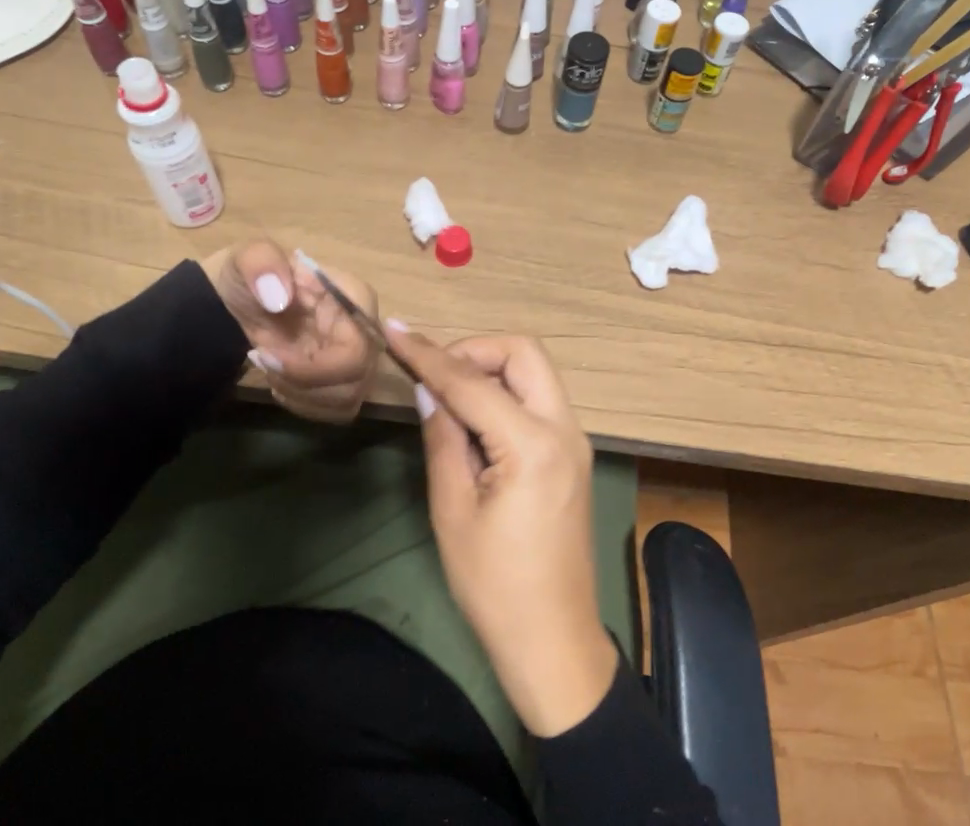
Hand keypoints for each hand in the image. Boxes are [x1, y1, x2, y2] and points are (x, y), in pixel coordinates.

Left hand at [202, 242, 378, 422]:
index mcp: (353, 296)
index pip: (358, 346)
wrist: (240, 299)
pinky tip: (282, 384)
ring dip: (302, 395)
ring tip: (270, 370)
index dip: (316, 365)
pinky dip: (305, 406)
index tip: (268, 355)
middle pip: (356, 377)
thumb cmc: (252, 276)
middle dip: (303, 382)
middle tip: (263, 360)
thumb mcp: (249, 256)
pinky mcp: (347, 379)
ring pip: (349, 398)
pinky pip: (339, 409)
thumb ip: (263, 263)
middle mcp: (366, 328)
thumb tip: (281, 298)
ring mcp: (360, 356)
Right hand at [384, 325, 616, 737]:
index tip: (394, 331)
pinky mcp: (573, 457)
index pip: (473, 381)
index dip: (428, 354)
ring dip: (491, 370)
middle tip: (431, 372)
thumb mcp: (453, 509)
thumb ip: (443, 438)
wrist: (552, 637)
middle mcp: (565, 431)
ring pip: (535, 374)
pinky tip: (473, 418)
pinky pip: (539, 402)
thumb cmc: (494, 584)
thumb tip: (427, 390)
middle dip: (474, 350)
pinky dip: (506, 394)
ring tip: (445, 395)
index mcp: (533, 446)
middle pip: (524, 354)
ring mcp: (575, 442)